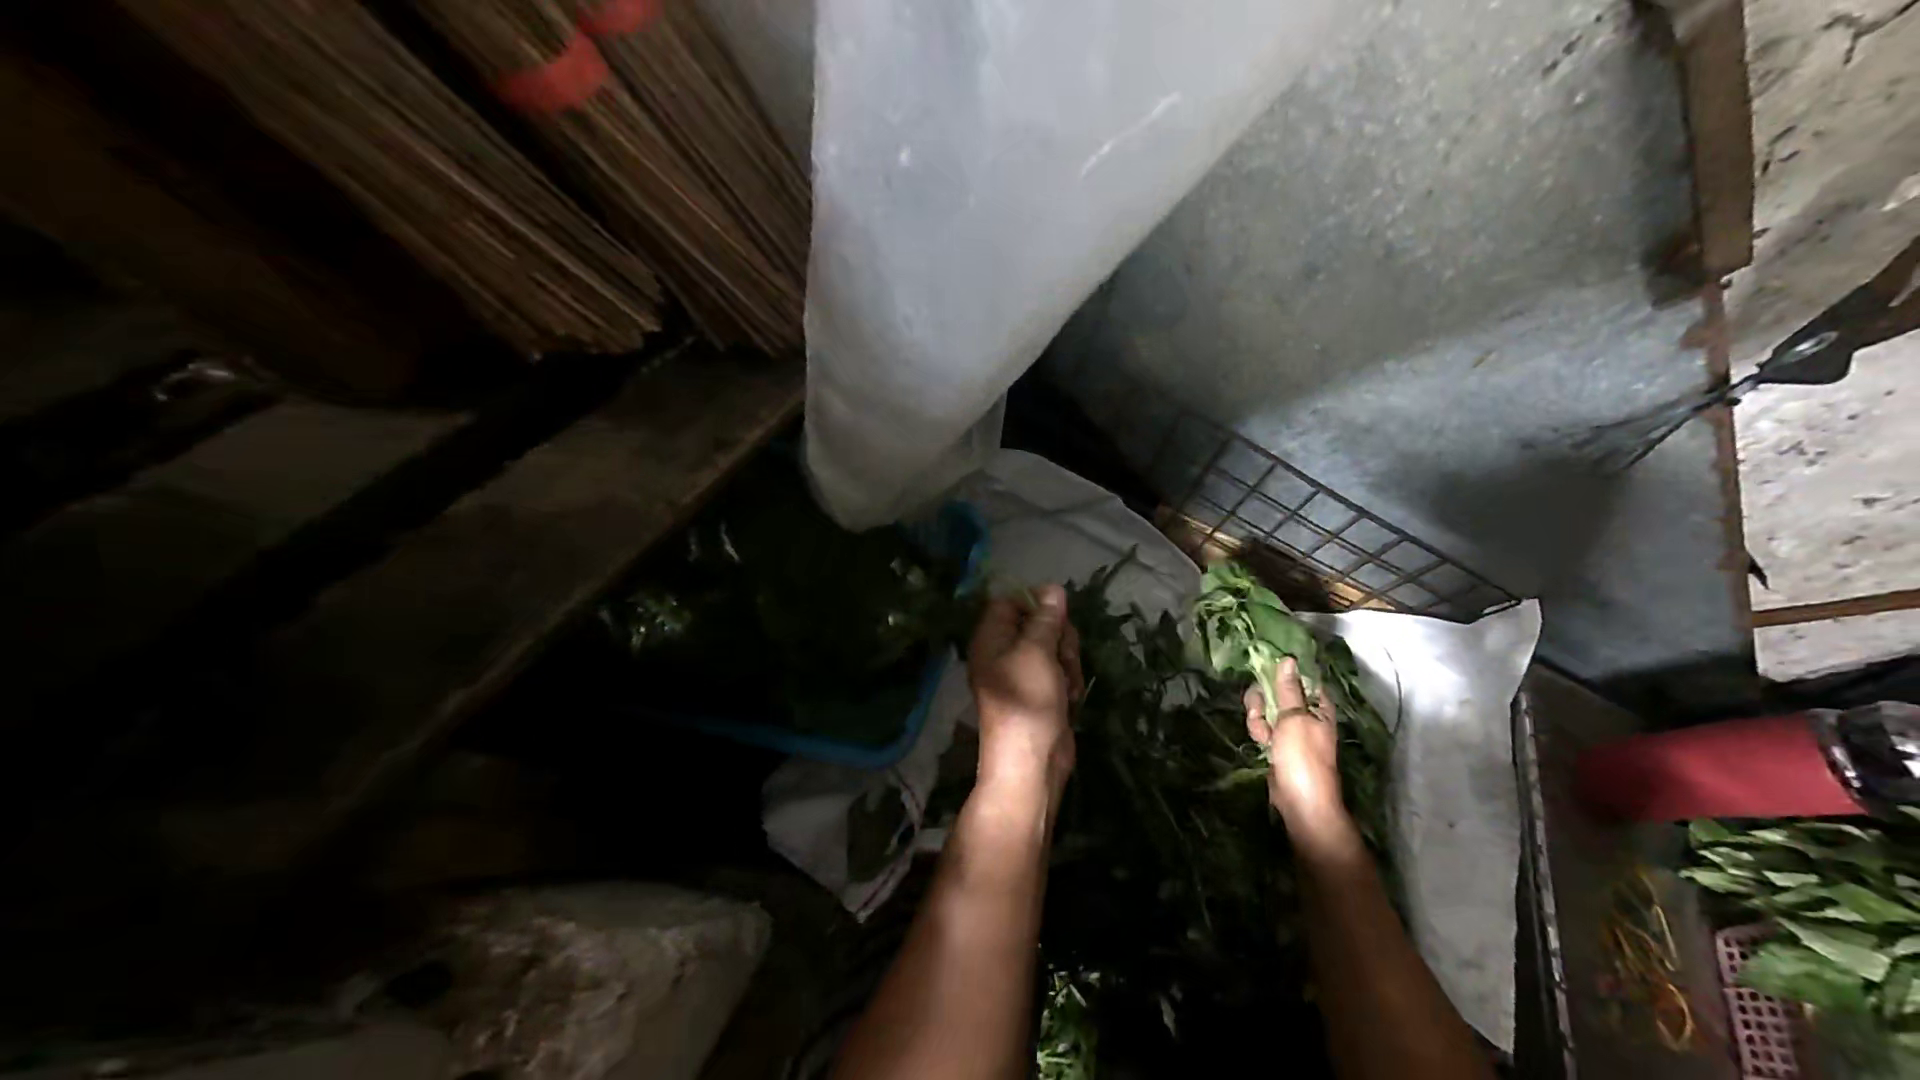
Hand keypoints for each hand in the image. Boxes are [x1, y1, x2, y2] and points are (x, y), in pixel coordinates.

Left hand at [966, 585, 1082, 805]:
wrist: (1032, 761)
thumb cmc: (1027, 700)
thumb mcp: (1037, 651)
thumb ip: (1046, 618)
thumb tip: (1052, 588)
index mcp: (991, 638)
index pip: (1009, 602)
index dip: (1035, 603)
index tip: (1058, 614)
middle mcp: (1003, 652)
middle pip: (1038, 624)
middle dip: (1060, 638)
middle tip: (1063, 657)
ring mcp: (1023, 674)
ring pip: (1055, 648)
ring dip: (1068, 663)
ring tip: (1067, 685)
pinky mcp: (1041, 693)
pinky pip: (1060, 672)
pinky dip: (1069, 682)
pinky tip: (1071, 699)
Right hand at [1244, 656, 1347, 837]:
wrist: (1300, 799)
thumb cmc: (1303, 756)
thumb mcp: (1294, 718)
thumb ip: (1288, 689)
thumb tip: (1289, 659)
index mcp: (1317, 705)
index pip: (1299, 677)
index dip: (1281, 672)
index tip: (1263, 672)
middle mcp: (1305, 713)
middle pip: (1275, 691)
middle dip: (1262, 699)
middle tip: (1261, 711)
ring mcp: (1290, 728)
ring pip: (1265, 708)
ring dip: (1258, 718)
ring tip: (1264, 735)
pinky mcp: (1277, 742)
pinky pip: (1262, 726)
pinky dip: (1259, 732)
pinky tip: (1261, 743)